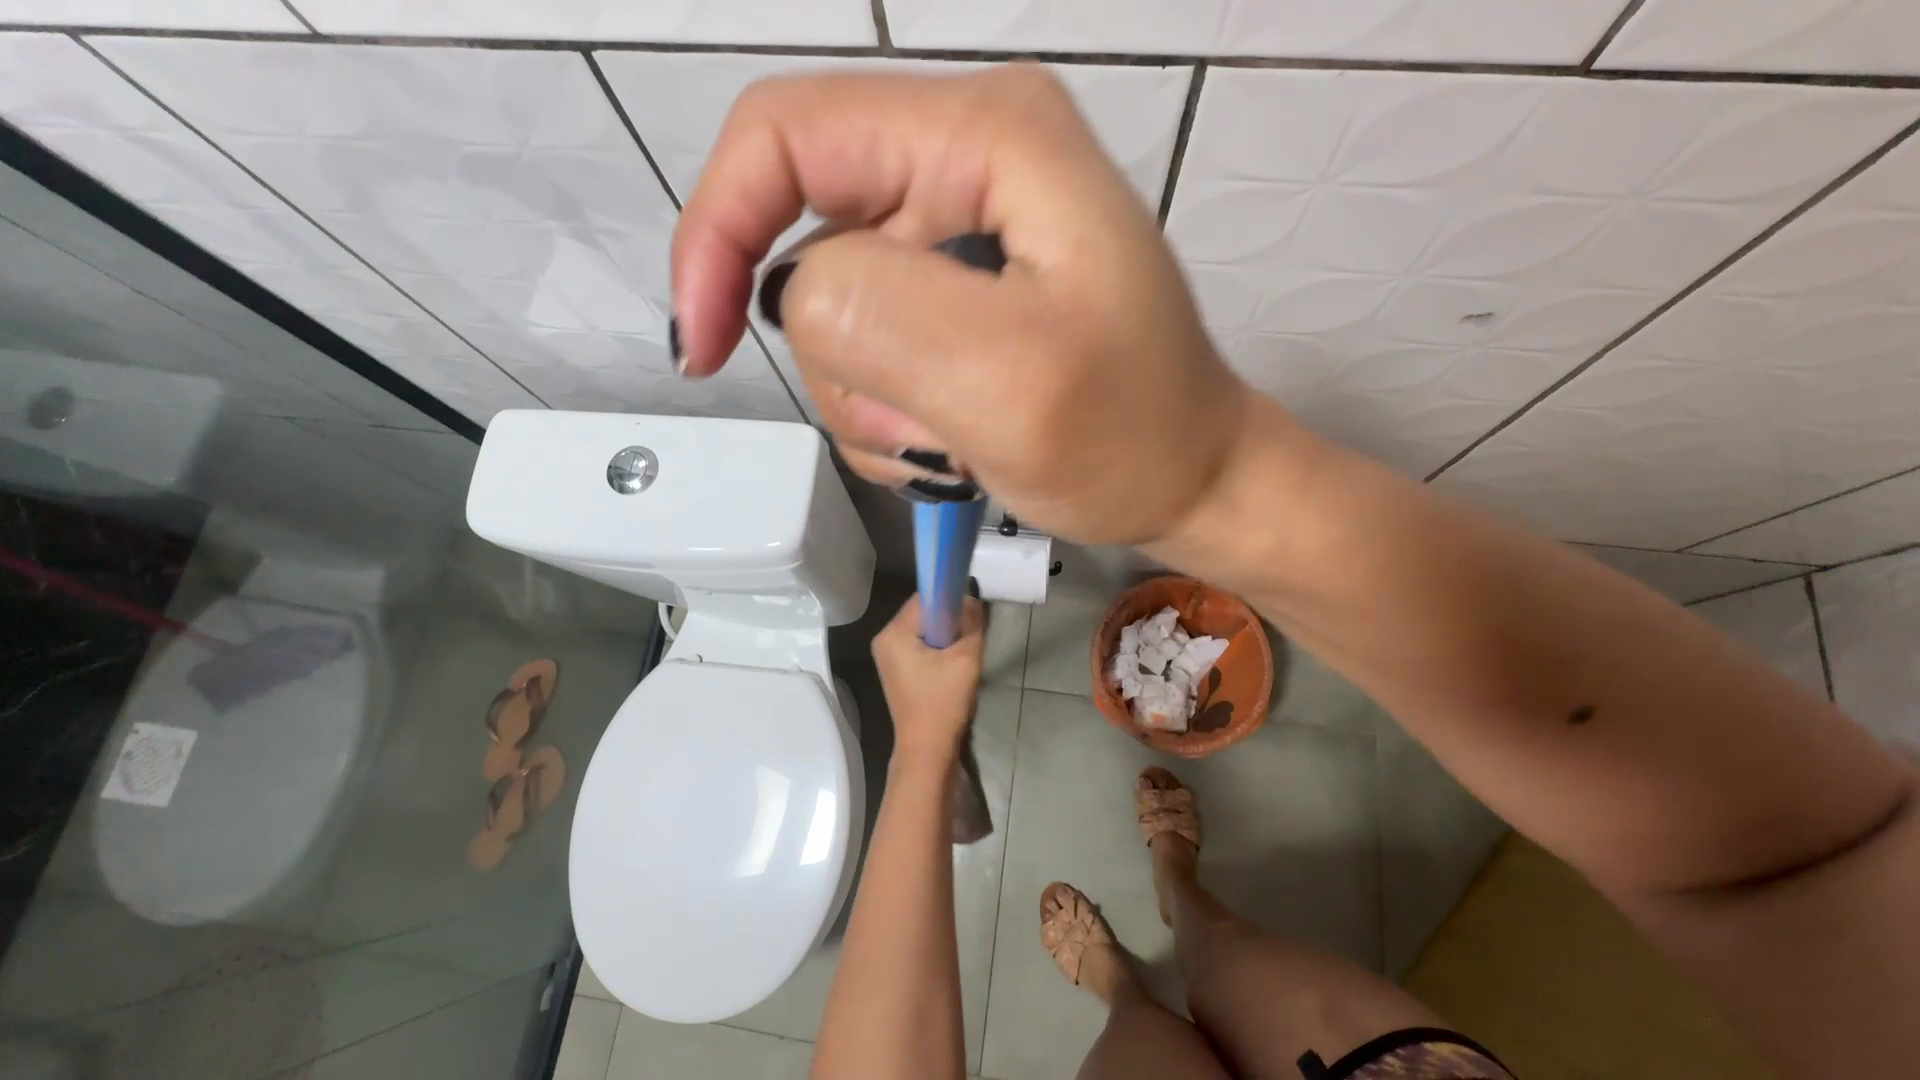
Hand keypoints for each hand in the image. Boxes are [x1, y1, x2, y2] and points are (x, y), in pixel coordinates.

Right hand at [672, 66, 1261, 546]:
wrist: (1189, 480)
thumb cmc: (1131, 435)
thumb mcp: (1011, 380)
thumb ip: (879, 315)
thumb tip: (789, 293)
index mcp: (986, 137)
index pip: (785, 135)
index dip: (717, 231)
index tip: (703, 347)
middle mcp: (963, 161)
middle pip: (806, 237)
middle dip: (841, 358)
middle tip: (922, 427)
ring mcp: (957, 231)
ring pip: (829, 311)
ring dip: (871, 398)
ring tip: (952, 440)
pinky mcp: (954, 291)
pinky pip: (864, 348)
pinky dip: (889, 412)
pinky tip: (951, 439)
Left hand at [870, 595, 984, 759]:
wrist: (927, 749)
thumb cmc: (943, 702)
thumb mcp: (965, 658)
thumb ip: (971, 623)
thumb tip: (972, 599)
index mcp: (893, 633)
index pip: (924, 599)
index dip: (950, 600)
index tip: (971, 611)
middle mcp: (885, 640)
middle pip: (923, 614)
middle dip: (949, 621)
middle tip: (970, 635)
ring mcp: (889, 657)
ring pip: (924, 632)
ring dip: (946, 637)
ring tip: (963, 653)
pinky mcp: (899, 671)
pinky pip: (921, 647)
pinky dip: (938, 651)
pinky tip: (953, 665)